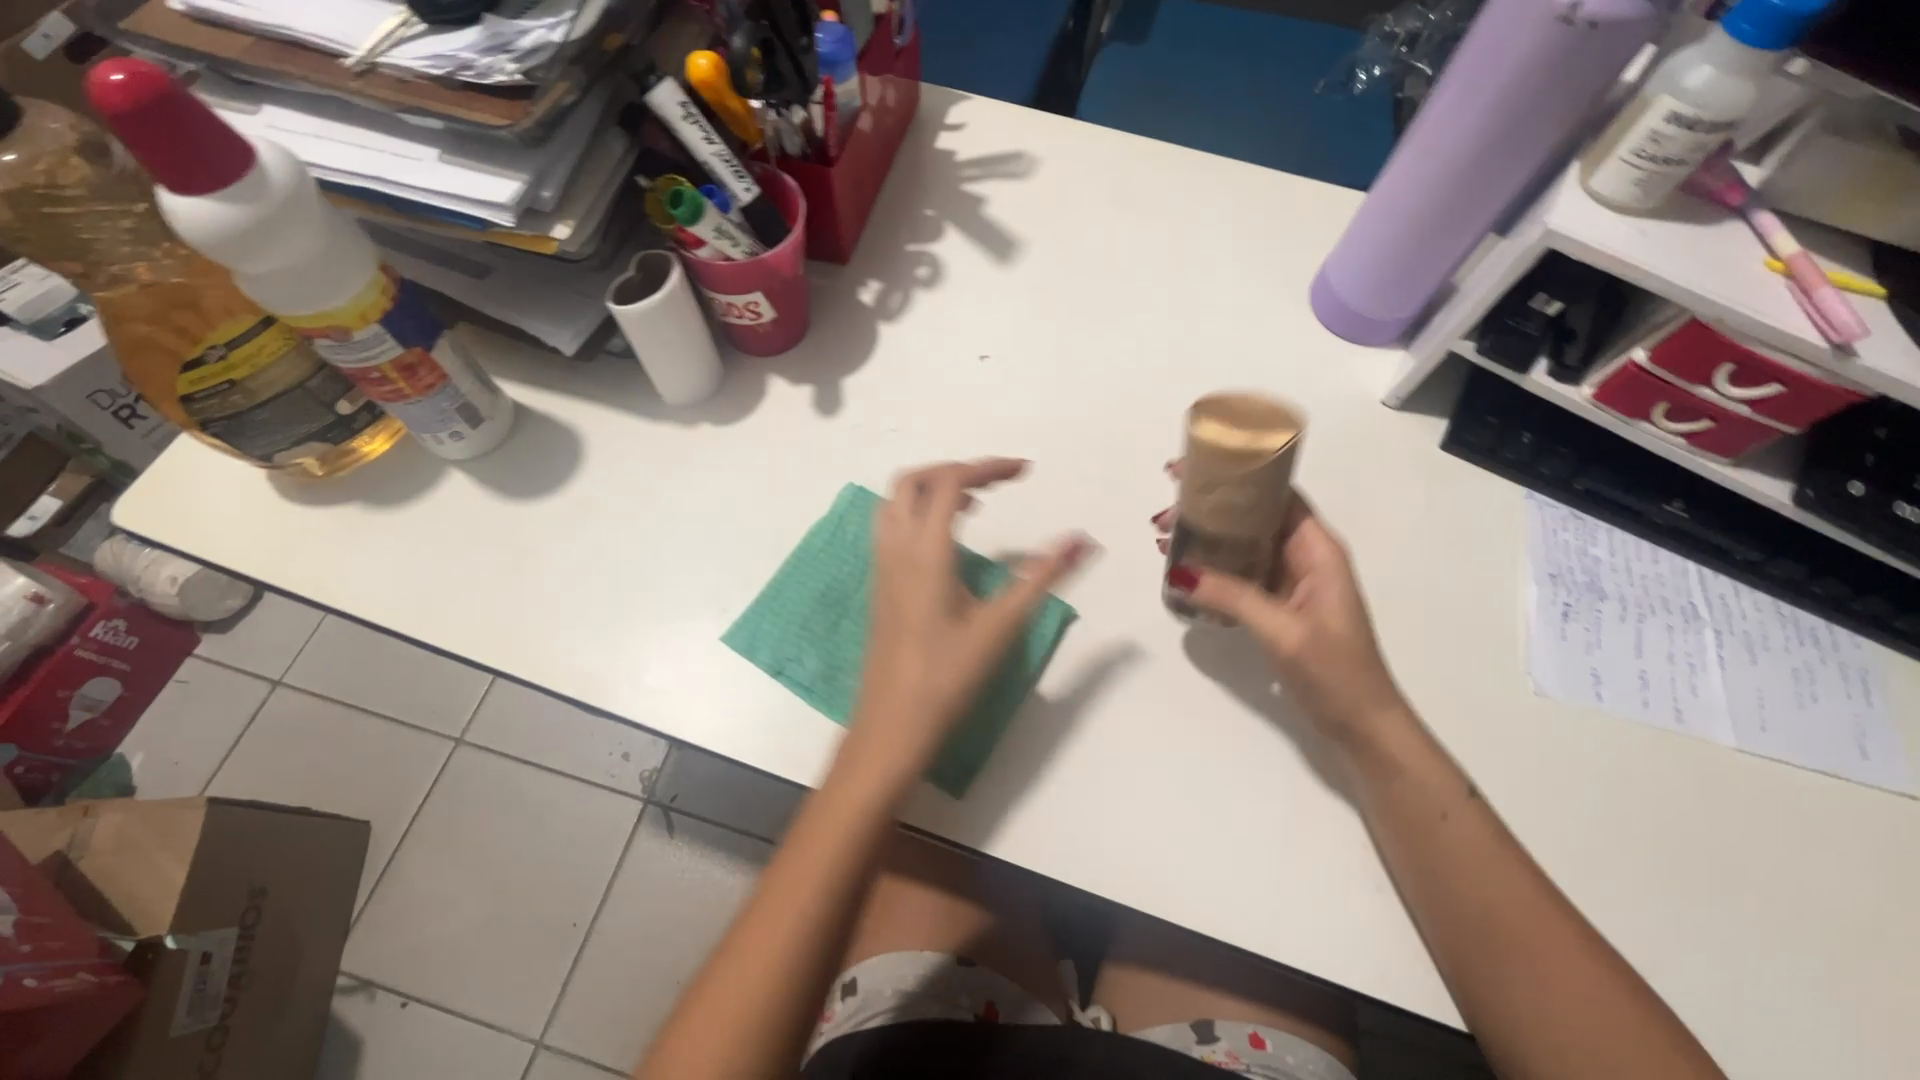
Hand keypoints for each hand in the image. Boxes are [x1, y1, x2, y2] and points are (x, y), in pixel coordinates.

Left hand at [844, 459, 1093, 784]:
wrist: (893, 724)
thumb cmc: (948, 676)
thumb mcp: (1002, 625)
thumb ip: (1042, 577)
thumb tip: (1082, 542)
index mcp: (926, 551)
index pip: (950, 481)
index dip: (988, 466)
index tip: (1024, 471)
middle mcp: (896, 549)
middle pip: (913, 481)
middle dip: (956, 469)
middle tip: (997, 482)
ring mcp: (881, 567)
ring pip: (895, 503)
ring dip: (931, 490)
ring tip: (976, 506)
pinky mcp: (879, 586)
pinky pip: (891, 528)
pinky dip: (918, 514)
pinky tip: (949, 545)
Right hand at [1154, 474, 1407, 742]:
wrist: (1363, 724)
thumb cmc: (1335, 672)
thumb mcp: (1282, 631)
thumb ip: (1233, 597)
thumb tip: (1180, 570)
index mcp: (1318, 549)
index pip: (1276, 493)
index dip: (1237, 475)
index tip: (1192, 469)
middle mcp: (1306, 557)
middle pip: (1255, 516)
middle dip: (1211, 509)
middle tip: (1165, 511)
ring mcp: (1293, 582)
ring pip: (1245, 546)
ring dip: (1208, 540)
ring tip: (1164, 539)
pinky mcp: (1282, 607)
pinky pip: (1244, 574)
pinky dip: (1215, 569)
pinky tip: (1184, 572)